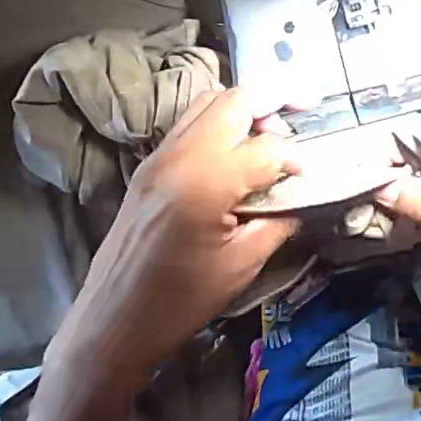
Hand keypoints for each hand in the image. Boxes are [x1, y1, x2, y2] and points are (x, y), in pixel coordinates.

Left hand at [45, 87, 300, 399]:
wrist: (113, 319)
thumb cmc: (181, 300)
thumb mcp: (243, 263)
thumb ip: (278, 219)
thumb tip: (299, 193)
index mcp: (206, 181)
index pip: (266, 146)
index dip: (294, 158)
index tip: (306, 177)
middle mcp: (180, 154)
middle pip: (236, 100)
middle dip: (274, 101)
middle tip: (302, 112)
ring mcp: (160, 154)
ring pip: (209, 102)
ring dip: (245, 107)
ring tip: (270, 128)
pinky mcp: (149, 163)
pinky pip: (190, 121)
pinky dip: (220, 120)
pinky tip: (237, 145)